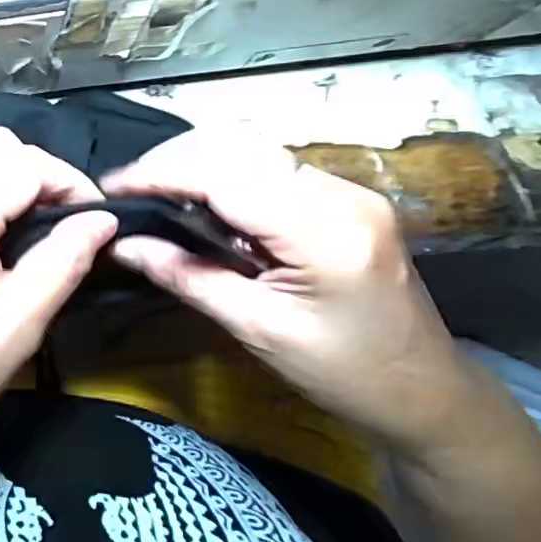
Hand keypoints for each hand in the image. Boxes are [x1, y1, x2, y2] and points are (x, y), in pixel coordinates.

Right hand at [102, 129, 478, 455]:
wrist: (427, 394)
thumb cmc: (344, 375)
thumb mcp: (256, 330)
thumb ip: (188, 277)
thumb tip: (124, 245)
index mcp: (323, 230)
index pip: (224, 176)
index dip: (161, 174)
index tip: (113, 187)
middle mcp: (340, 193)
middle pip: (239, 147)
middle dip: (174, 161)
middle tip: (131, 192)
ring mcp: (347, 190)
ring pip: (253, 151)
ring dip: (198, 165)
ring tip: (157, 195)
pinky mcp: (344, 198)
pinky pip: (271, 169)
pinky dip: (227, 177)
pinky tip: (203, 203)